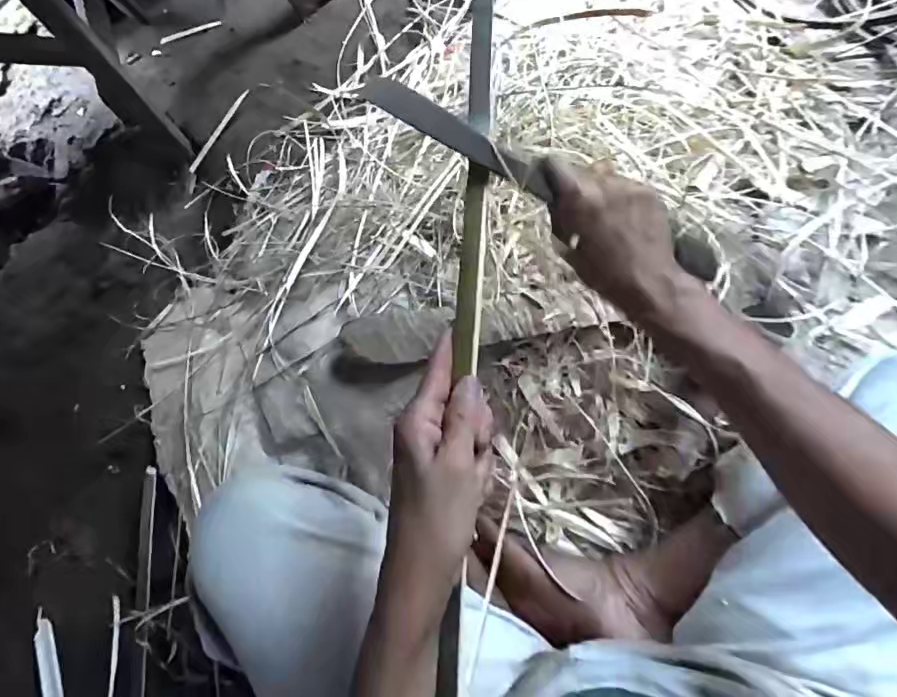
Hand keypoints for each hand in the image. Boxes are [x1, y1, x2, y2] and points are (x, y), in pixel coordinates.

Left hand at [383, 332, 494, 589]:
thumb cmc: (438, 517)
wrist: (422, 575)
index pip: (438, 371)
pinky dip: (477, 470)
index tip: (460, 321)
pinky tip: (472, 493)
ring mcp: (431, 450)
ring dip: (479, 453)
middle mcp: (422, 428)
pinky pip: (470, 454)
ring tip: (471, 483)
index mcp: (418, 420)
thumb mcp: (457, 462)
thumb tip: (470, 379)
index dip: (452, 348)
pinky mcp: (441, 469)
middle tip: (474, 455)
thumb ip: (464, 417)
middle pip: (463, 400)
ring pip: (471, 428)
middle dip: (477, 425)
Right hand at [541, 158, 693, 318]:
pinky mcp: (650, 192)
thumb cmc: (604, 273)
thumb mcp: (569, 248)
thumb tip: (559, 203)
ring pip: (609, 178)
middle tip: (586, 211)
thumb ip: (562, 218)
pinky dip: (626, 199)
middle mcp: (604, 182)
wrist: (650, 283)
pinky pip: (630, 188)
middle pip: (585, 171)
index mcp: (579, 195)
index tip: (553, 185)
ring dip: (606, 192)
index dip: (550, 173)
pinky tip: (630, 221)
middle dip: (582, 188)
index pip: (555, 164)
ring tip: (612, 218)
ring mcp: (631, 185)